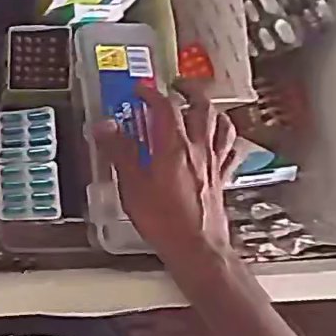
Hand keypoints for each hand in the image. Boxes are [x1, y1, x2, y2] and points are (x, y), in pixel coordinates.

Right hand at [92, 83, 239, 265]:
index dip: (152, 93)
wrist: (197, 248)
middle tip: (176, 86)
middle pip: (202, 106)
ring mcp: (214, 162)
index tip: (140, 90)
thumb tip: (104, 125)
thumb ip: (119, 152)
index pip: (165, 107)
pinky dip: (225, 138)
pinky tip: (219, 140)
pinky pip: (230, 150)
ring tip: (199, 107)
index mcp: (174, 146)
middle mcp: (199, 148)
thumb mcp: (132, 185)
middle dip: (189, 90)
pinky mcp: (222, 178)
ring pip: (221, 123)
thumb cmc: (163, 219)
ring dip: (210, 109)